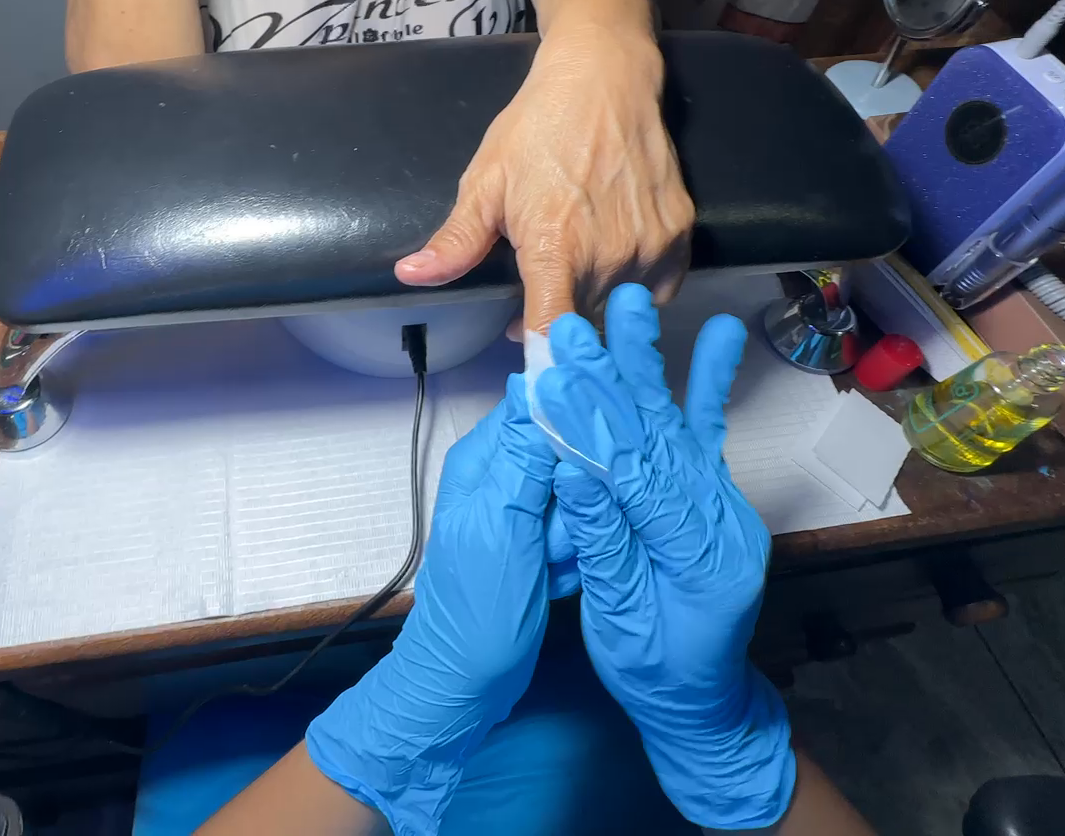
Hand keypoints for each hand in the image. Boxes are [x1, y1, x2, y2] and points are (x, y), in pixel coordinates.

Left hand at [306, 375, 556, 834]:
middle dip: (576, 492)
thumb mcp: (501, 525)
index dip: (572, 418)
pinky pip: (578, 526)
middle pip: (566, 451)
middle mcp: (501, 474)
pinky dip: (576, 552)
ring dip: (576, 530)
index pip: (534, 406)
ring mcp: (522, 510)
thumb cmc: (479, 607)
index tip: (596, 452)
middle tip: (556, 537)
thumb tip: (536, 384)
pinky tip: (558, 579)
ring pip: (579, 491)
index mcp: (483, 459)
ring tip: (552, 564)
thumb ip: (521, 458)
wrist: (468, 681)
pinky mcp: (540, 541)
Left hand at [395, 28, 692, 334]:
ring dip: (590, 312)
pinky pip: (655, 291)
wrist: (605, 80)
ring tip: (565, 283)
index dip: (538, 360)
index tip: (526, 365)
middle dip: (553, 331)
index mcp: (556, 250)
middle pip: (583, 329)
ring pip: (619, 312)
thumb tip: (411, 275)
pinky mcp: (679, 235)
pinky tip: (607, 271)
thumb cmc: (537, 129)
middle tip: (529, 308)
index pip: (553, 336)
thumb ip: (456, 242)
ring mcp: (650, 247)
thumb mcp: (485, 185)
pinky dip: (632, 294)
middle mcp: (610, 257)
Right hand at [530, 285, 794, 829]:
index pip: (637, 480)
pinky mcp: (714, 491)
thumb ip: (602, 542)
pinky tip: (722, 336)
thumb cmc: (655, 670)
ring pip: (676, 422)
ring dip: (649, 362)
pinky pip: (709, 433)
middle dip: (612, 379)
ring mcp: (720, 501)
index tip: (556, 382)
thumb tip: (570, 471)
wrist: (704, 698)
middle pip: (655, 437)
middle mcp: (719, 518)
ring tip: (633, 308)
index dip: (592, 429)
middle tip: (580, 329)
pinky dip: (711, 382)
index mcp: (697, 557)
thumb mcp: (621, 621)